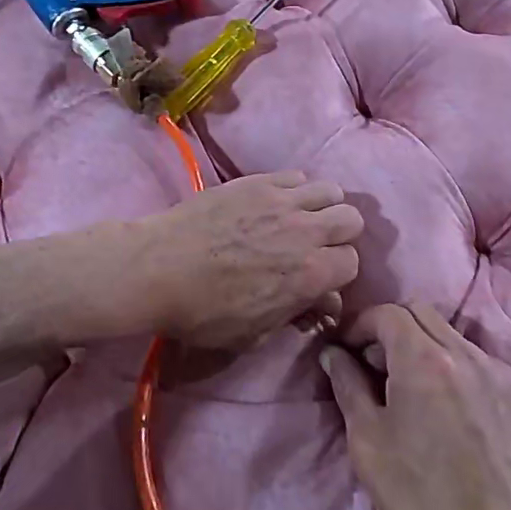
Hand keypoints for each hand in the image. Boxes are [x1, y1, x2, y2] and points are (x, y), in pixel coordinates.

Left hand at [123, 171, 361, 348]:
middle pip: (352, 219)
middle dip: (340, 235)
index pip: (352, 263)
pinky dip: (295, 189)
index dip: (337, 274)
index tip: (320, 279)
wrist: (158, 268)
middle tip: (317, 245)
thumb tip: (322, 303)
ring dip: (323, 206)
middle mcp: (307, 231)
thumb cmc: (203, 312)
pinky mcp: (260, 181)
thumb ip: (296, 314)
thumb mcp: (253, 333)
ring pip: (331, 190)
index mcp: (310, 274)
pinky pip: (297, 176)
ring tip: (303, 218)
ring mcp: (284, 200)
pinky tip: (276, 203)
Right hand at [321, 304, 510, 509]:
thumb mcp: (369, 444)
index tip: (348, 348)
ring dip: (425, 346)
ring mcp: (498, 371)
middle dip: (392, 327)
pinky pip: (479, 361)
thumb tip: (333, 354)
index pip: (388, 312)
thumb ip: (348, 386)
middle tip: (375, 364)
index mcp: (425, 360)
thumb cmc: (422, 500)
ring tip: (411, 389)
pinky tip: (449, 407)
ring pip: (451, 334)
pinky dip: (455, 367)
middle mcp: (466, 352)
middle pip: (421, 312)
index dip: (362, 324)